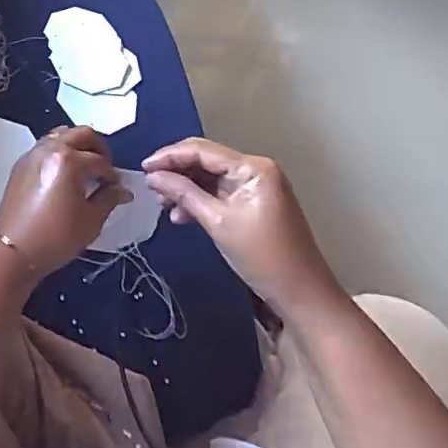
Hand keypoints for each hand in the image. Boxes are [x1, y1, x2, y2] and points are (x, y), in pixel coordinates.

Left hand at [0, 126, 130, 273]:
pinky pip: (46, 145)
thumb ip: (109, 198)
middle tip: (105, 169)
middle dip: (98, 148)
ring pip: (62, 135)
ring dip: (78, 145)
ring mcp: (33, 153)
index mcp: (68, 160)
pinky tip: (66, 172)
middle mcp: (50, 148)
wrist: (14, 248)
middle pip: (81, 133)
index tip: (117, 189)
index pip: (100, 161)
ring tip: (86, 168)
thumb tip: (122, 190)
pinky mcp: (22, 162)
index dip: (113, 175)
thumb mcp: (91, 220)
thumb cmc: (57, 236)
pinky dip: (60, 150)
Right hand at [142, 139, 344, 318]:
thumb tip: (153, 176)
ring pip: (208, 177)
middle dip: (175, 172)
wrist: (304, 297)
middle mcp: (256, 169)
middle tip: (151, 187)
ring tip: (163, 204)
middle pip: (204, 161)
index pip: (201, 151)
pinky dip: (198, 200)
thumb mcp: (217, 222)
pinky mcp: (253, 202)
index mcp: (253, 168)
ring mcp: (256, 186)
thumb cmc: (263, 258)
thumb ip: (183, 193)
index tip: (143, 168)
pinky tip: (181, 215)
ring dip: (184, 188)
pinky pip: (218, 192)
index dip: (169, 156)